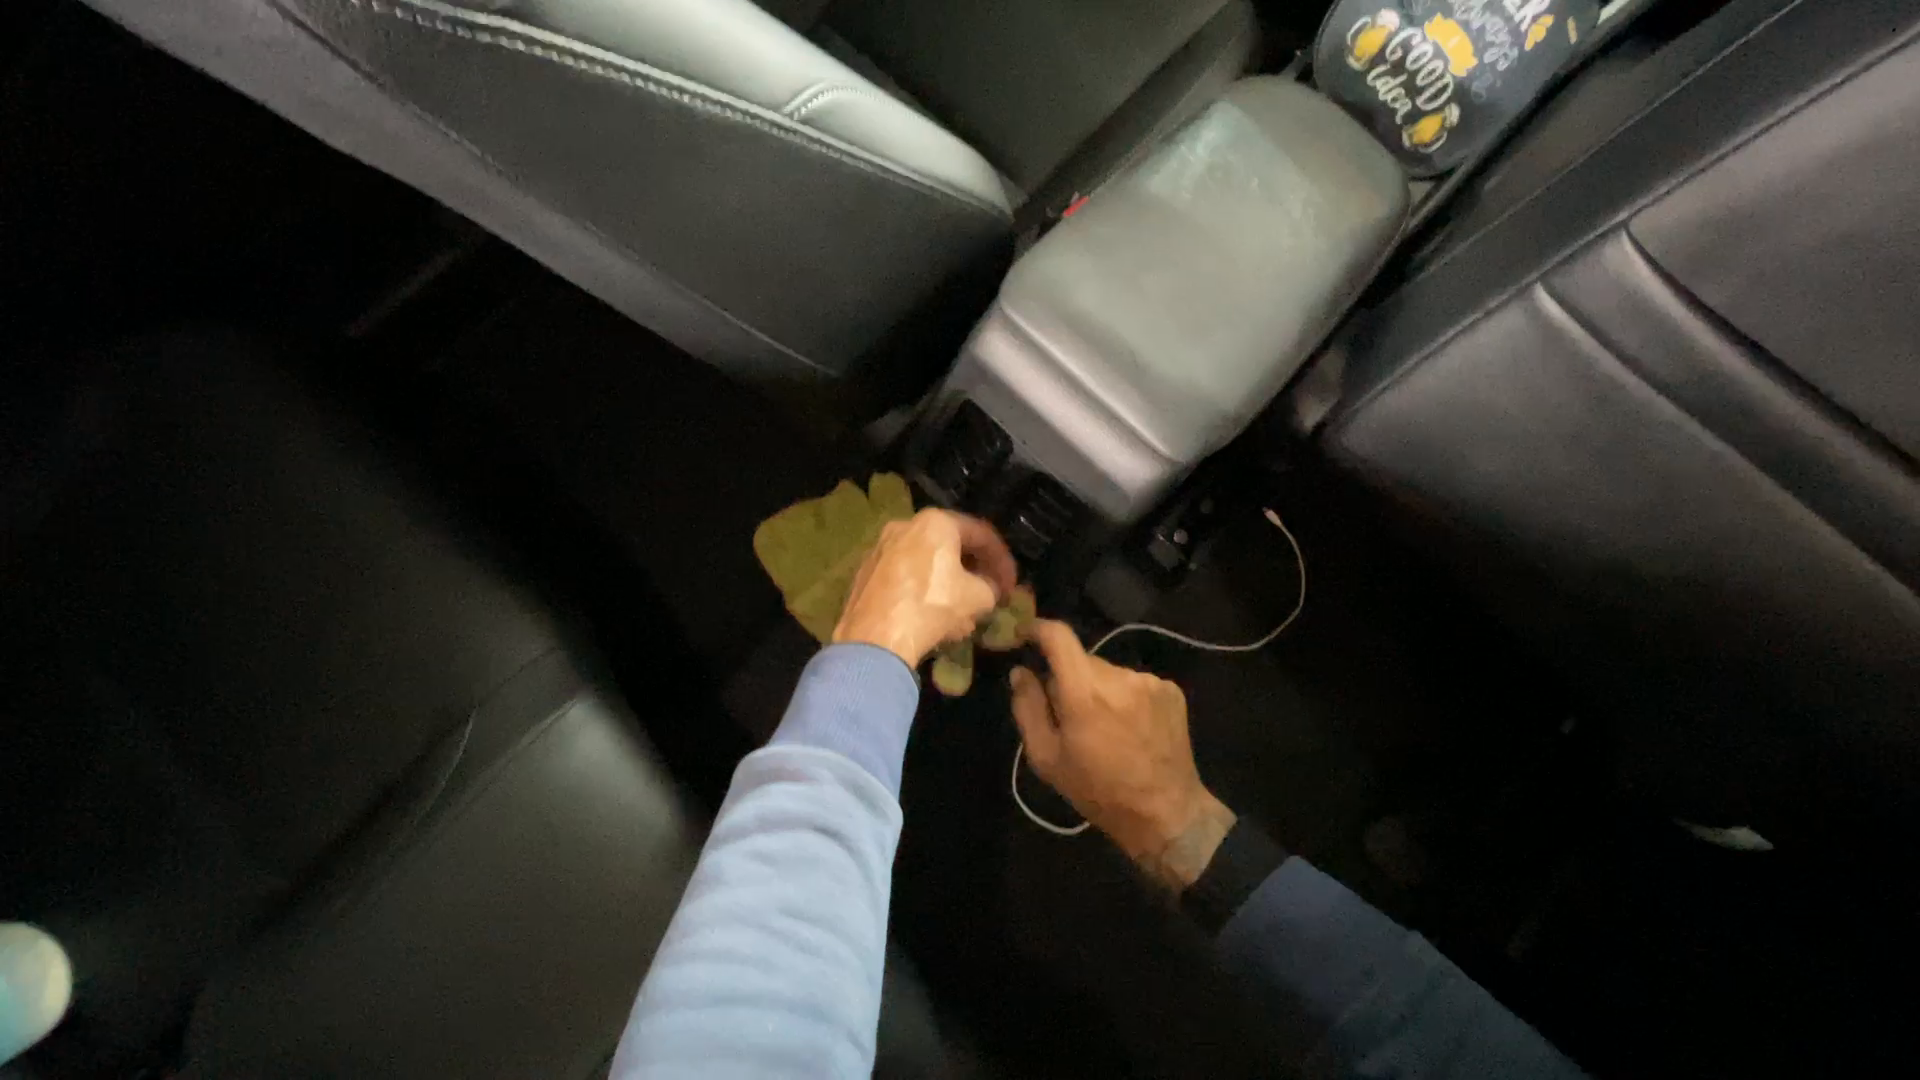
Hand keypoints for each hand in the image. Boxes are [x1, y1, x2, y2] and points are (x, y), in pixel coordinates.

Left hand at [834, 508, 1017, 668]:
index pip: (981, 535)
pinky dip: (923, 594)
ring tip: (963, 616)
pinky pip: (905, 578)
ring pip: (926, 565)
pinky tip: (933, 620)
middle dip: (973, 573)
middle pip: (950, 548)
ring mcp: (880, 549)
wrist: (875, 638)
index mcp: (936, 522)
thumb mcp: (979, 597)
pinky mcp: (865, 574)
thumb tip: (989, 589)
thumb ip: (991, 586)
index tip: (1011, 585)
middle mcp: (905, 526)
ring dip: (949, 587)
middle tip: (988, 595)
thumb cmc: (933, 606)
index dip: (1002, 561)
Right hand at [1010, 621, 1234, 890]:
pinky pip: (1134, 683)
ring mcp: (1149, 681)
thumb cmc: (1097, 790)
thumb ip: (1027, 707)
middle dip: (1071, 679)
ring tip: (1106, 728)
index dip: (1038, 629)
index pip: (1059, 636)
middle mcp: (1119, 676)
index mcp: (1084, 691)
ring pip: (1109, 673)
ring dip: (1100, 689)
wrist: (1165, 812)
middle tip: (1070, 715)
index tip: (1026, 635)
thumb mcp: (1047, 758)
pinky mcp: (1171, 690)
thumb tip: (1021, 671)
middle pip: (1082, 660)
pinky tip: (1131, 729)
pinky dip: (1126, 697)